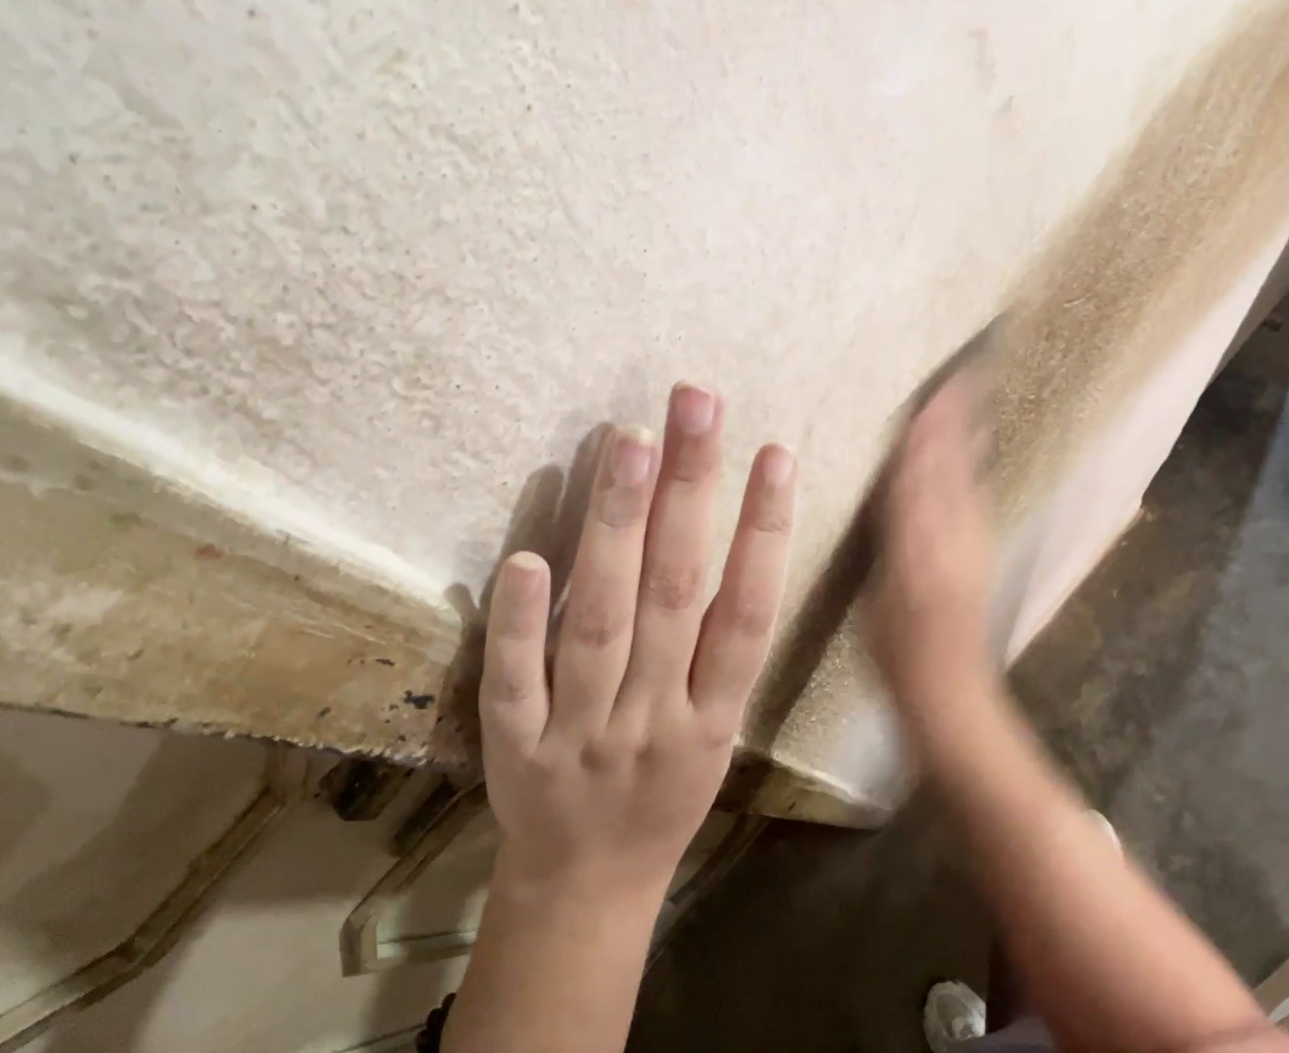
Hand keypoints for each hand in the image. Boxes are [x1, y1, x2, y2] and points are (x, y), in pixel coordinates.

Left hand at [478, 382, 796, 894]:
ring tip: (630, 443)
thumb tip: (733, 546)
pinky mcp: (516, 749)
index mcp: (714, 717)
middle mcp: (655, 719)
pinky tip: (527, 557)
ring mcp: (583, 734)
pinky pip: (514, 683)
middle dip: (690, 494)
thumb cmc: (662, 797)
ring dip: (616, 531)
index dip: (765, 532)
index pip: (747, 613)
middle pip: (677, 596)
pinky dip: (520, 625)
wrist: (590, 885)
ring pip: (602, 625)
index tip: (774, 452)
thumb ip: (721, 651)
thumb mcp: (715, 737)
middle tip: (694, 403)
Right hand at [868, 375, 995, 713]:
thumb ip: (897, 538)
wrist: (950, 691)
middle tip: (966, 371)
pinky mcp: (977, 558)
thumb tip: (899, 487)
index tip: (934, 386)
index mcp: (925, 541)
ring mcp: (971, 545)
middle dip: (957, 419)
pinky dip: (971, 468)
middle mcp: (955, 535)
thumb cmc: (900, 651)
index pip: (924, 471)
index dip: (929, 428)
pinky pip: (974, 498)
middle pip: (953, 465)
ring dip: (968, 437)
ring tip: (971, 399)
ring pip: (967, 477)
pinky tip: (971, 457)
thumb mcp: (883, 594)